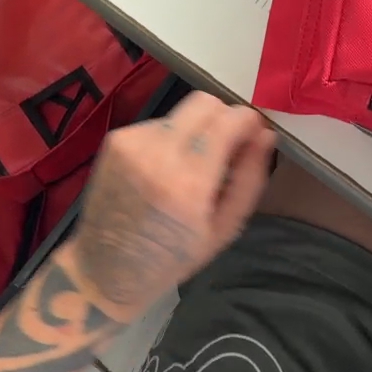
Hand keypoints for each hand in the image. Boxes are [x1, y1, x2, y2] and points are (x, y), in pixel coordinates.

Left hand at [67, 92, 276, 320]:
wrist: (105, 268)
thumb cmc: (171, 258)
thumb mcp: (223, 229)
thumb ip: (250, 178)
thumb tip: (266, 135)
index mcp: (188, 183)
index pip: (228, 121)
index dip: (248, 120)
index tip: (254, 131)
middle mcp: (157, 154)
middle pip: (204, 102)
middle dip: (223, 117)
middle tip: (227, 144)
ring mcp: (132, 143)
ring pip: (182, 112)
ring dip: (195, 130)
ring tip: (190, 165)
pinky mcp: (116, 139)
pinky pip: (158, 124)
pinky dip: (170, 138)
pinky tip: (163, 168)